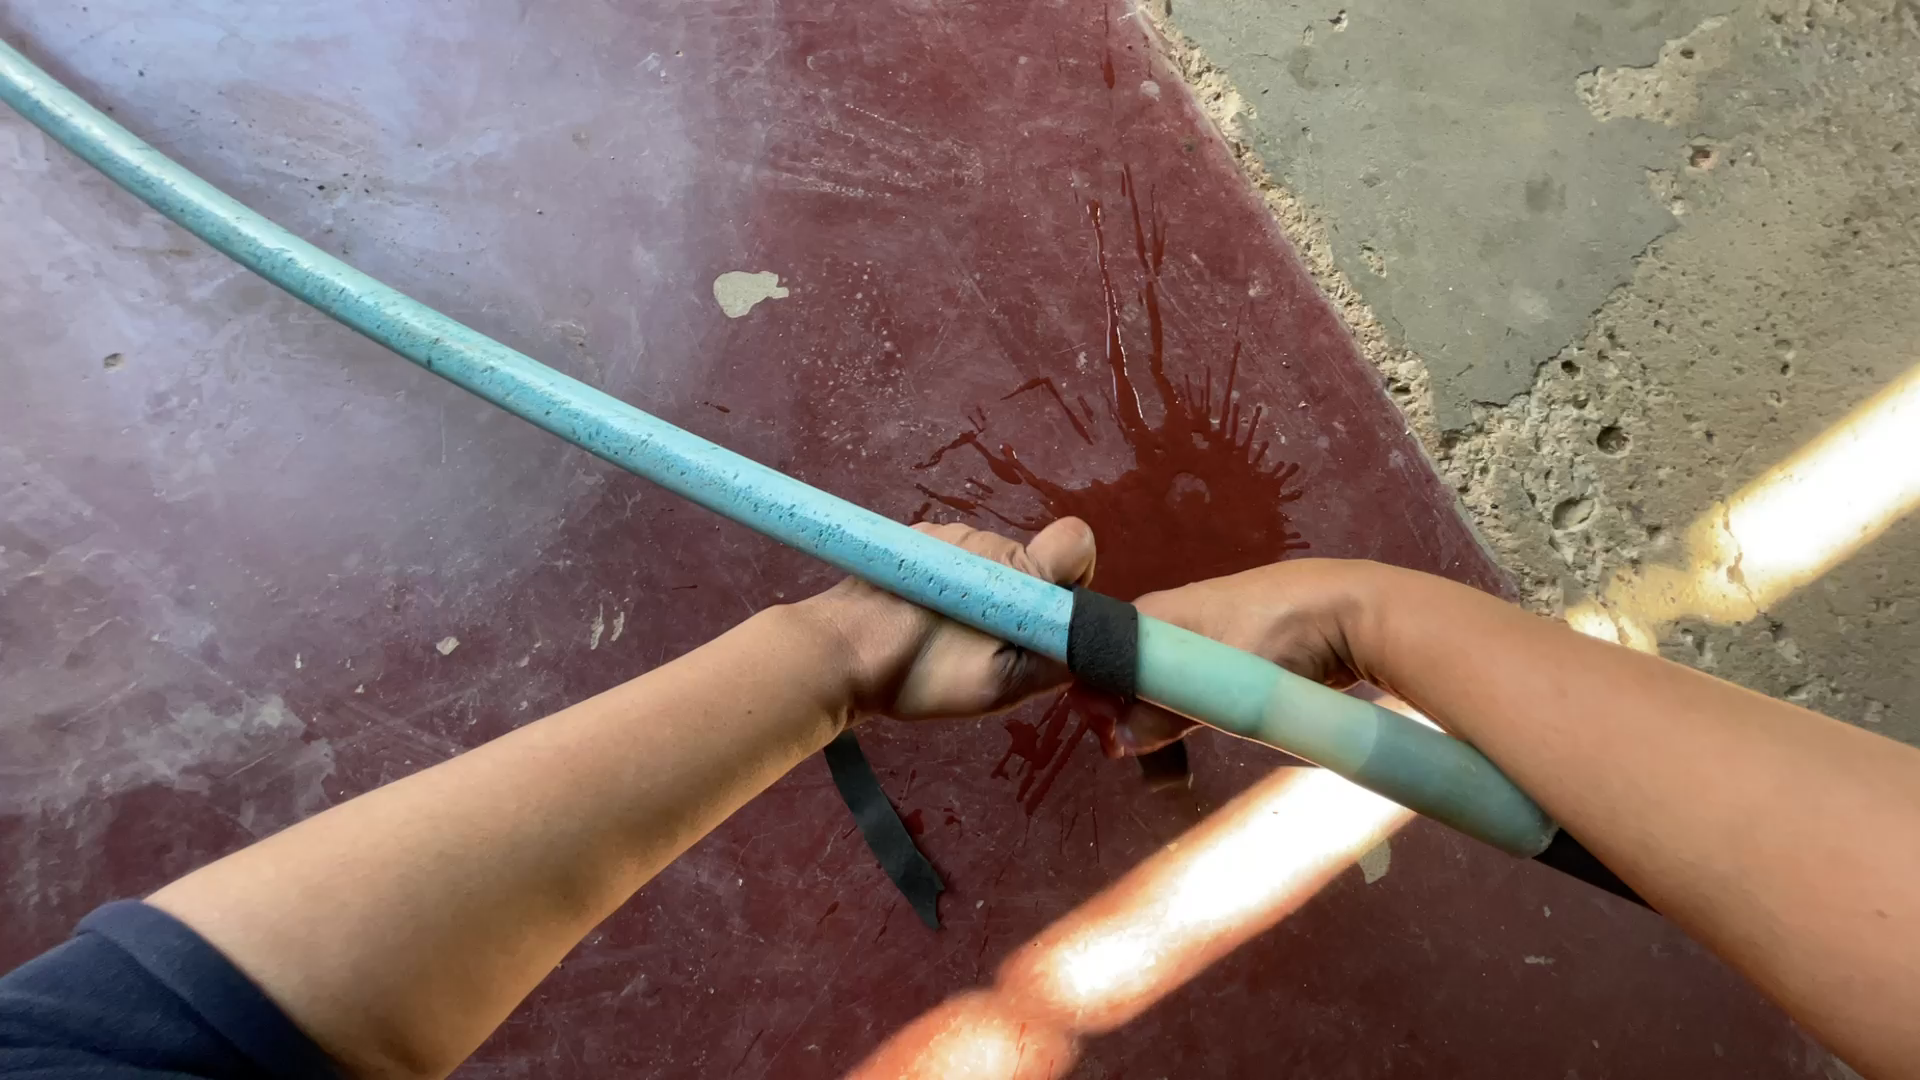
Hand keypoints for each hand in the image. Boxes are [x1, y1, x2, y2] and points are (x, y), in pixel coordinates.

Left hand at [796, 517, 1097, 720]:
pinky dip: (951, 582)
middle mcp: (985, 537)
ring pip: (989, 560)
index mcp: (1016, 568)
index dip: (1076, 577)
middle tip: (988, 644)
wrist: (838, 652)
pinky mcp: (912, 538)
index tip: (1049, 616)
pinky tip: (922, 614)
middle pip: (1028, 559)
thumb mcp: (998, 686)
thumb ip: (1054, 663)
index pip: (1077, 540)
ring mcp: (943, 532)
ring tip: (945, 633)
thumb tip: (1088, 647)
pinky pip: (953, 556)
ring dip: (984, 592)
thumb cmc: (921, 673)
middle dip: (1022, 598)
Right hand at [1101, 559, 1386, 756]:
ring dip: (1150, 713)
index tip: (1105, 733)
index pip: (1099, 652)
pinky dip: (1181, 708)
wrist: (1351, 610)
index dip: (1093, 692)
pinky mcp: (1231, 651)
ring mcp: (1201, 636)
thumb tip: (1120, 740)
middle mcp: (1168, 621)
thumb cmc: (1277, 631)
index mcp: (1152, 613)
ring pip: (1157, 679)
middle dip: (1119, 708)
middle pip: (1125, 668)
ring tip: (1153, 749)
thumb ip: (1167, 711)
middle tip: (1126, 749)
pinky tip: (1188, 730)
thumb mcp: (1217, 678)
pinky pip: (1189, 683)